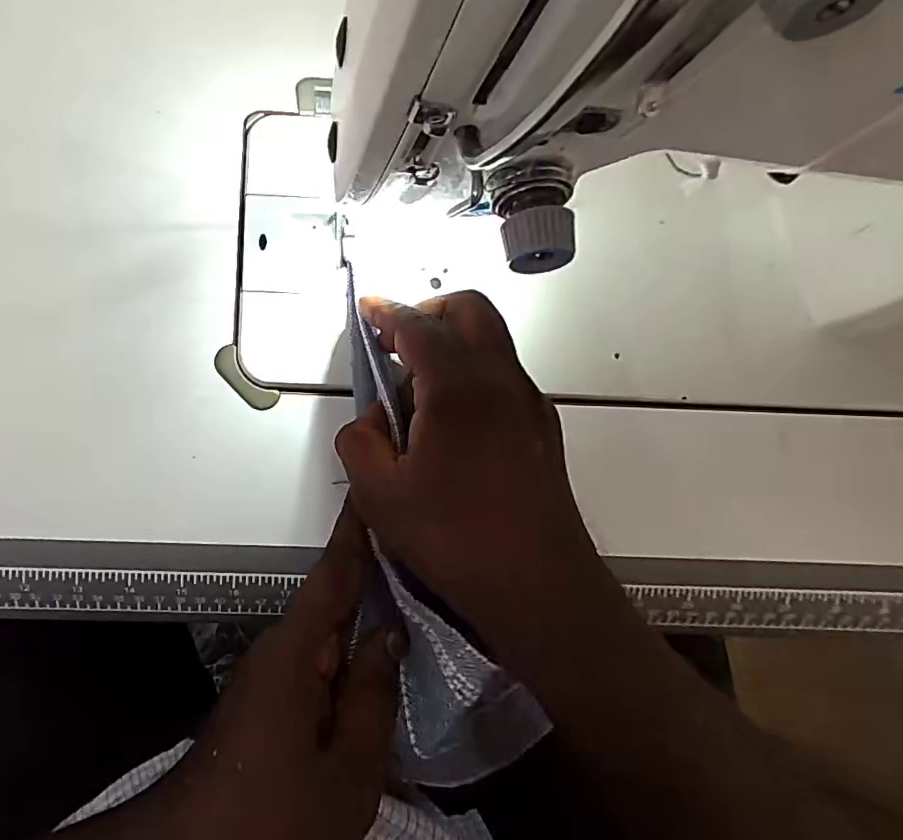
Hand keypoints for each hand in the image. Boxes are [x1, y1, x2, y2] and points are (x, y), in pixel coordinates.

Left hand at [65, 506, 404, 839]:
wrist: (201, 839)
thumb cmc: (277, 810)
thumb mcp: (346, 769)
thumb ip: (370, 697)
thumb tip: (388, 635)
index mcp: (295, 651)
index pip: (332, 576)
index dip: (353, 533)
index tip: (367, 489)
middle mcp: (279, 647)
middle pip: (330, 598)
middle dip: (365, 568)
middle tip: (408, 538)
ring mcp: (270, 668)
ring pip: (324, 629)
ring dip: (358, 608)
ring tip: (404, 585)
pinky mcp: (267, 690)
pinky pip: (314, 656)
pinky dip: (344, 645)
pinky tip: (372, 650)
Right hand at [333, 292, 620, 650]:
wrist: (543, 593)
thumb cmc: (457, 541)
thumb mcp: (379, 494)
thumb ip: (359, 440)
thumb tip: (374, 419)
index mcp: (460, 390)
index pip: (419, 327)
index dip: (387, 312)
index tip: (367, 309)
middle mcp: (502, 385)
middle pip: (470, 312)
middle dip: (426, 312)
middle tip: (392, 340)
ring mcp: (528, 405)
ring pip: (489, 341)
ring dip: (447, 343)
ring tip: (410, 387)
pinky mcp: (540, 429)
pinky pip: (499, 374)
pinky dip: (466, 371)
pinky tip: (442, 419)